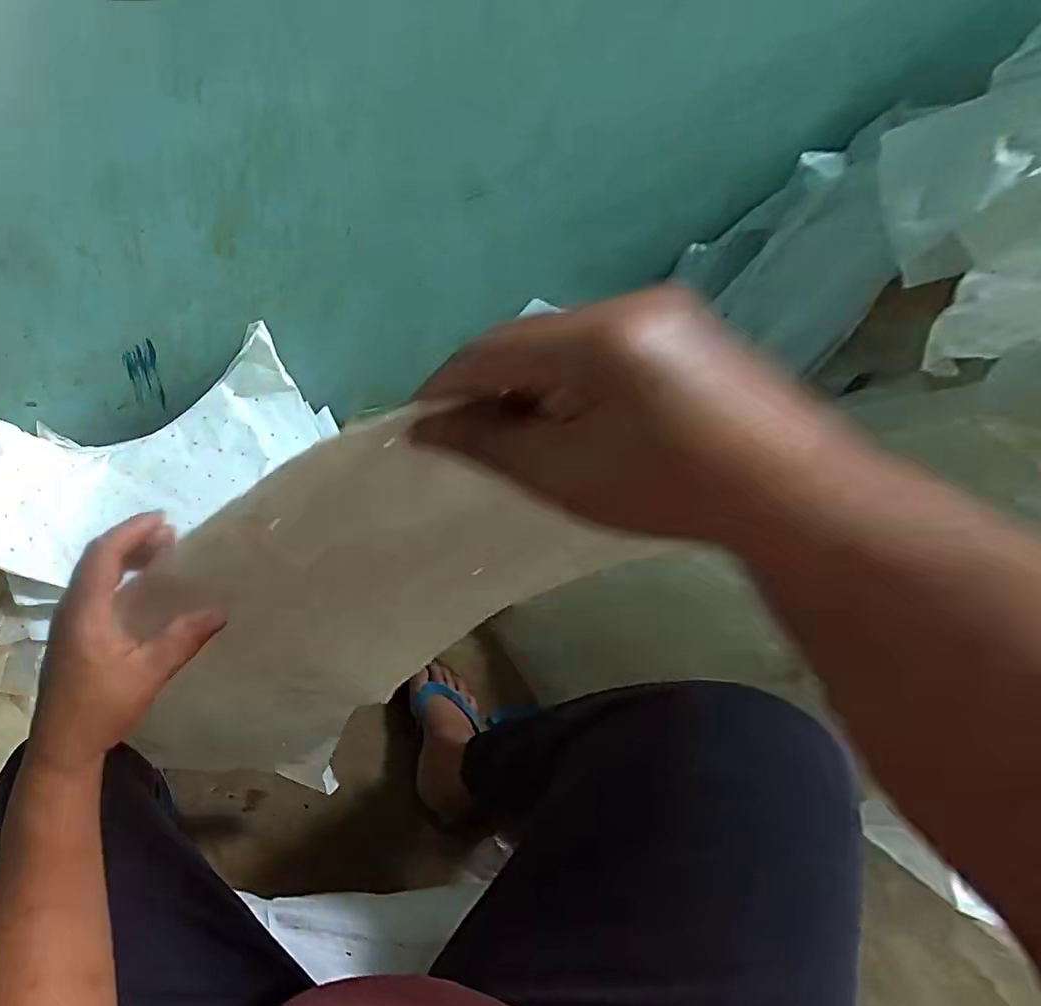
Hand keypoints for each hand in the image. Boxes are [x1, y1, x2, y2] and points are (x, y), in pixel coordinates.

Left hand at [29, 513, 226, 771]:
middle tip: (168, 535)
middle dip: (131, 540)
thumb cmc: (101, 709)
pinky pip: (91, 588)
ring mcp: (66, 618)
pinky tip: (137, 586)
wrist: (61, 743)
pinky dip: (115, 576)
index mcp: (85, 609)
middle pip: (96, 557)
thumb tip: (219, 612)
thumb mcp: (147, 675)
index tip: (163, 520)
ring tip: (158, 553)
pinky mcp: (69, 631)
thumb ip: (181, 640)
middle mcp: (70, 606)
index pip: (104, 553)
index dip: (132, 531)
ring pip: (92, 572)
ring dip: (123, 557)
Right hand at [410, 285, 871, 545]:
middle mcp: (629, 305)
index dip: (440, 388)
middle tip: (456, 432)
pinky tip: (555, 414)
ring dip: (515, 381)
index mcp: (597, 337)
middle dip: (477, 384)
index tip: (414, 426)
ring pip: (550, 341)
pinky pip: (587, 343)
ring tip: (505, 429)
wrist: (795, 496)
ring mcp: (660, 311)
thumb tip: (421, 428)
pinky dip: (554, 376)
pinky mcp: (677, 328)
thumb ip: (479, 439)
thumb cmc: (661, 488)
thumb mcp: (552, 469)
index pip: (486, 351)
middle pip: (518, 339)